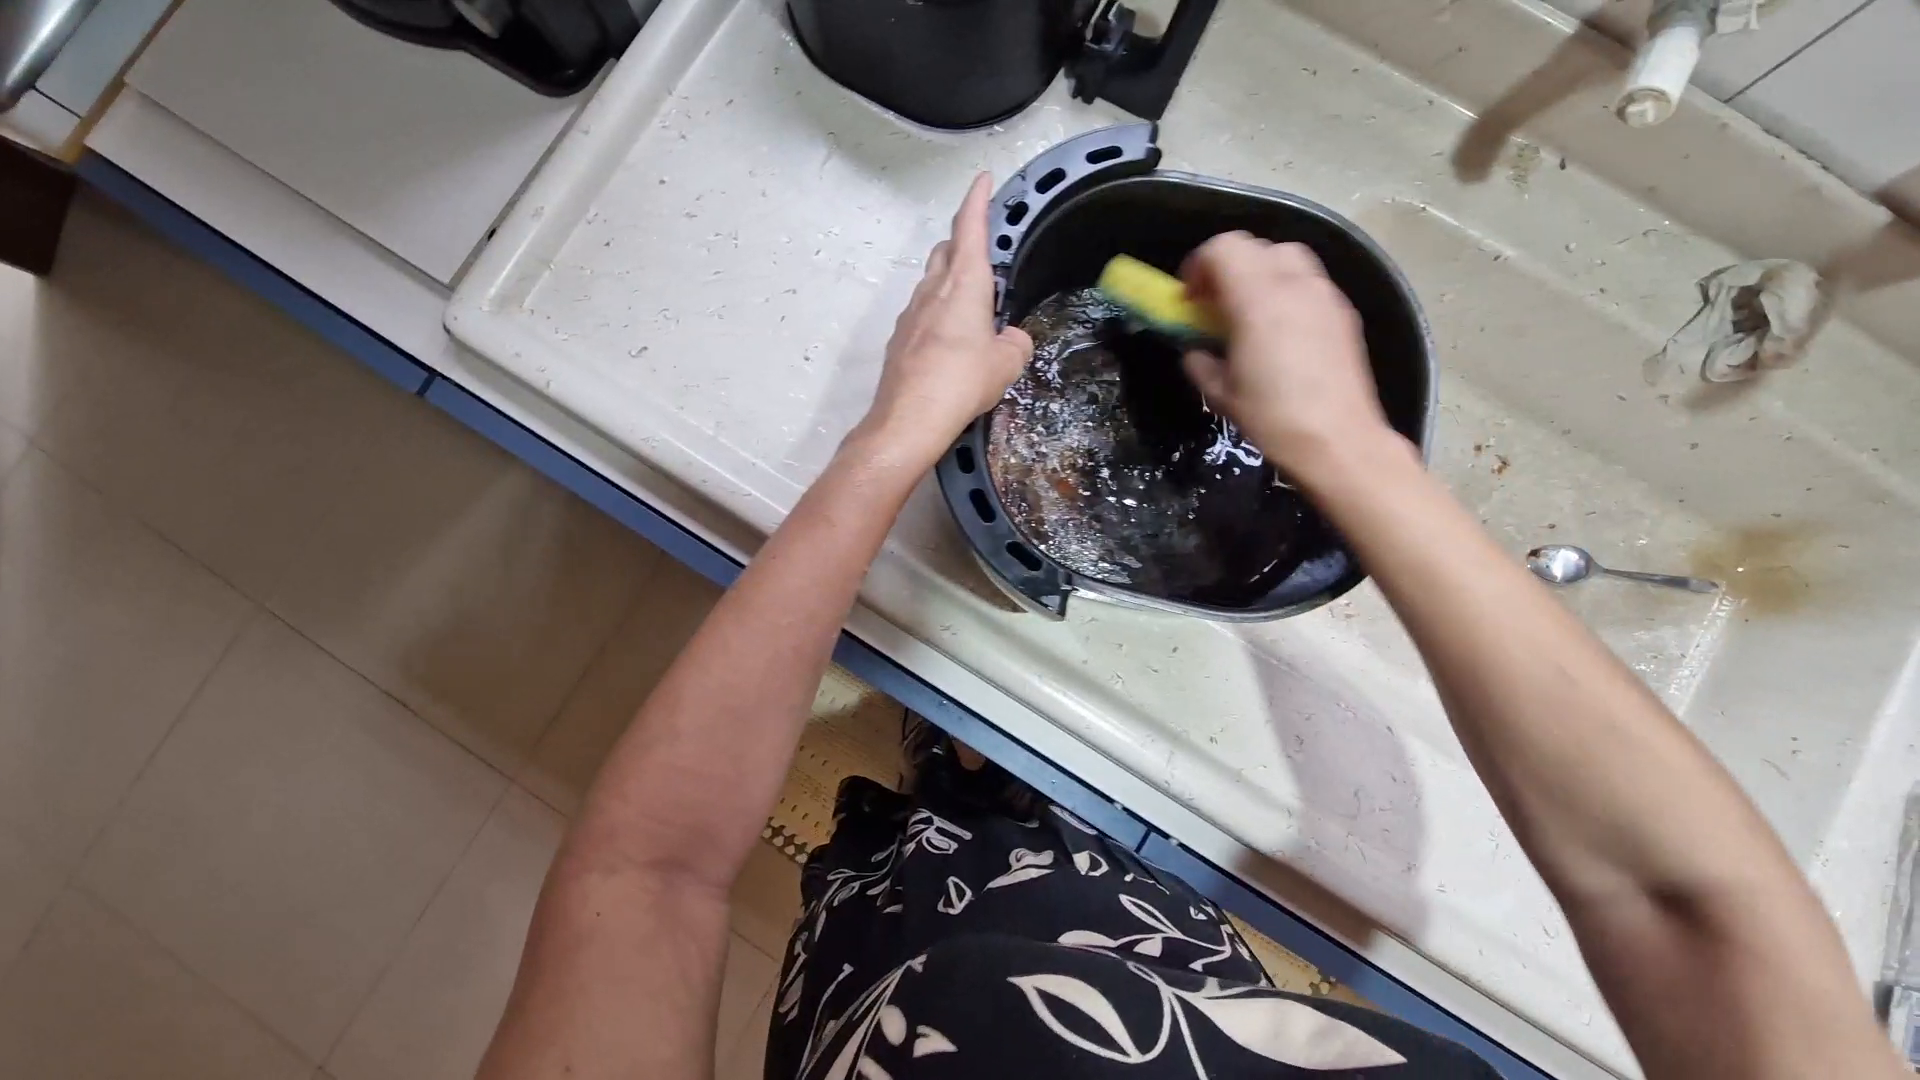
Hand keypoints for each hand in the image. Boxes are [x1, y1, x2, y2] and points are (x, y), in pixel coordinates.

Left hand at [858, 173, 1032, 463]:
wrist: (909, 418)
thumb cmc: (963, 381)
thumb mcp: (1007, 363)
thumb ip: (1015, 344)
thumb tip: (1012, 341)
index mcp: (964, 284)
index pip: (970, 228)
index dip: (978, 200)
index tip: (983, 180)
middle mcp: (933, 290)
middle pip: (946, 251)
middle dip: (964, 243)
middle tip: (984, 254)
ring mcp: (911, 315)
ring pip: (932, 283)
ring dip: (950, 283)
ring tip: (971, 306)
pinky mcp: (900, 340)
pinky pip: (922, 315)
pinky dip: (938, 315)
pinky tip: (950, 342)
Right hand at [1180, 233, 1396, 479]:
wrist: (1338, 440)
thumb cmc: (1272, 418)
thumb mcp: (1220, 394)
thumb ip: (1200, 362)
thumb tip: (1196, 351)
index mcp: (1257, 300)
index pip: (1224, 248)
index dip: (1199, 265)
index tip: (1189, 297)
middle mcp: (1294, 285)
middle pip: (1256, 247)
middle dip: (1229, 267)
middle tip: (1215, 304)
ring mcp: (1324, 295)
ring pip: (1287, 258)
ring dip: (1260, 274)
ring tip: (1249, 312)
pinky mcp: (1343, 312)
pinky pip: (1309, 283)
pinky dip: (1287, 291)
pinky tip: (1281, 330)